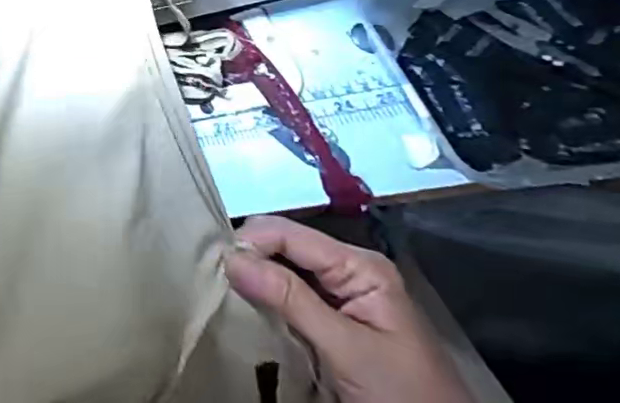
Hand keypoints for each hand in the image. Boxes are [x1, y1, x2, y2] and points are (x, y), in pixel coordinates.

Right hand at [224, 216, 472, 402]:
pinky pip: (292, 295)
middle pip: (285, 246)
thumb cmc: (402, 395)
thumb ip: (290, 299)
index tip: (217, 265)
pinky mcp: (334, 320)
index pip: (290, 233)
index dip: (251, 242)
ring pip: (284, 269)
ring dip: (257, 279)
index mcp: (359, 264)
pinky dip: (269, 300)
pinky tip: (249, 307)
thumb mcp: (346, 348)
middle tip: (217, 278)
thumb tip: (231, 256)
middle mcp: (348, 269)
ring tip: (225, 290)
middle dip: (251, 257)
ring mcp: (342, 294)